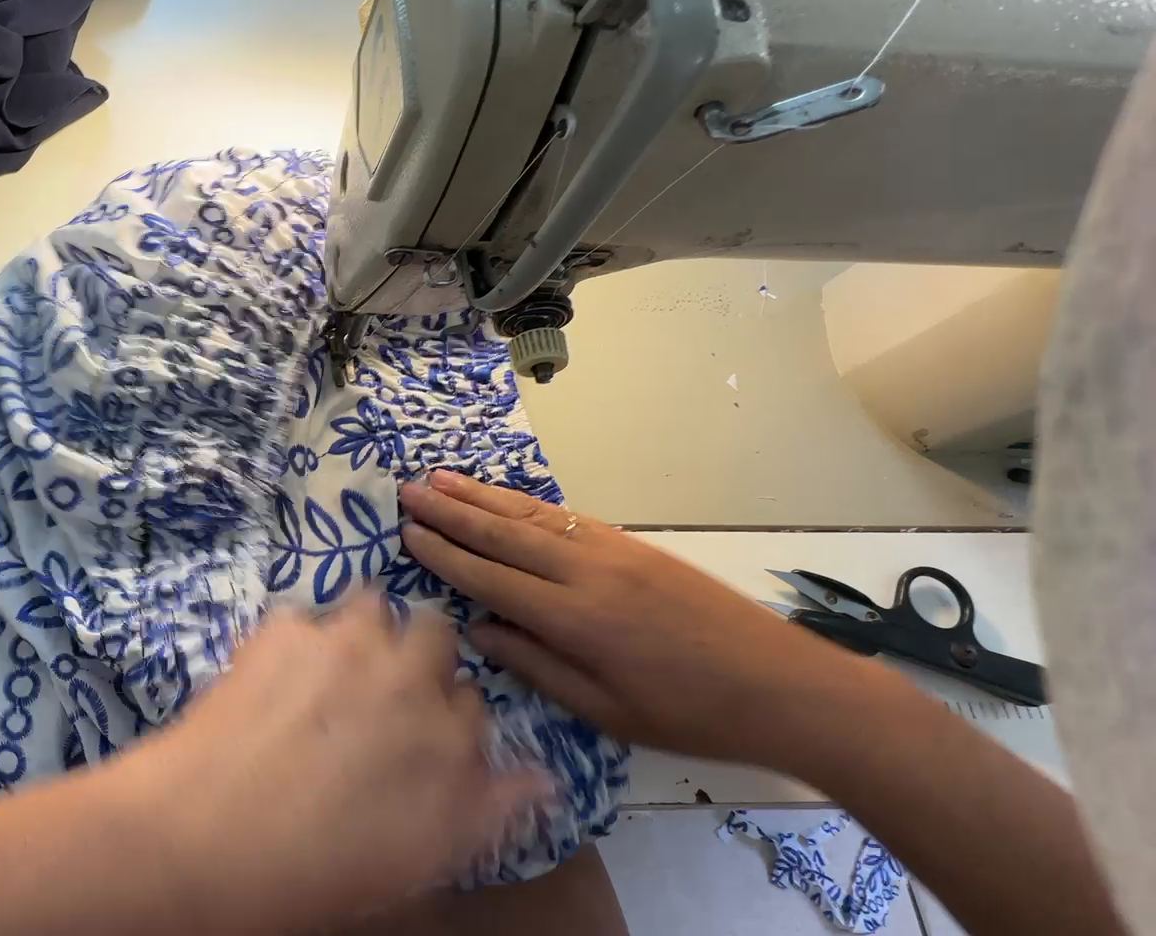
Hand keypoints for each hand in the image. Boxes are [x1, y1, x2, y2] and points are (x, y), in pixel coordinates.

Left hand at [119, 598, 547, 930]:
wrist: (212, 834)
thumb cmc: (320, 867)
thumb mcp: (420, 856)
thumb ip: (485, 806)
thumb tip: (539, 777)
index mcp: (451, 740)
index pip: (472, 699)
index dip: (443, 711)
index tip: (417, 728)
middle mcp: (408, 677)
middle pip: (433, 630)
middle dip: (414, 649)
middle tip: (377, 684)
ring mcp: (344, 643)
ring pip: (372, 604)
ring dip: (359, 627)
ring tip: (327, 665)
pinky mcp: (284, 627)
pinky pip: (300, 615)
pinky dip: (292, 637)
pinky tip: (269, 673)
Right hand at [398, 470, 896, 771]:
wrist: (784, 685)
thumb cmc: (689, 713)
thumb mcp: (605, 710)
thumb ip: (535, 665)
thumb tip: (477, 630)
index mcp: (573, 619)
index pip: (489, 578)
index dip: (443, 554)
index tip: (407, 533)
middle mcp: (584, 572)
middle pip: (502, 533)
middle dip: (450, 511)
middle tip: (406, 491)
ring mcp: (610, 550)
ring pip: (530, 515)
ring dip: (480, 495)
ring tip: (438, 478)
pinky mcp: (631, 543)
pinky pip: (563, 516)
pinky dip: (523, 502)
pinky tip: (501, 495)